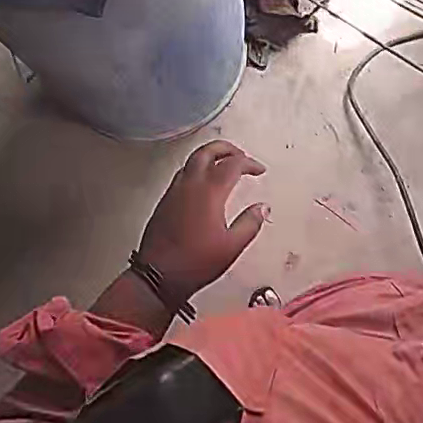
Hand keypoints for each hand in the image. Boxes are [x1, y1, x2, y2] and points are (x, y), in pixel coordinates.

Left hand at [138, 140, 269, 300]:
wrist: (159, 274)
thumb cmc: (197, 262)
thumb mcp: (232, 246)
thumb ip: (250, 223)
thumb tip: (262, 207)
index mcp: (209, 191)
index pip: (232, 164)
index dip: (249, 163)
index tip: (259, 170)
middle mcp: (190, 184)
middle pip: (208, 151)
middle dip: (227, 148)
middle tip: (241, 155)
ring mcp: (175, 190)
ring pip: (193, 159)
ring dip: (211, 155)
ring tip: (225, 164)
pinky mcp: (165, 199)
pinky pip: (183, 172)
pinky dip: (198, 167)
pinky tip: (204, 181)